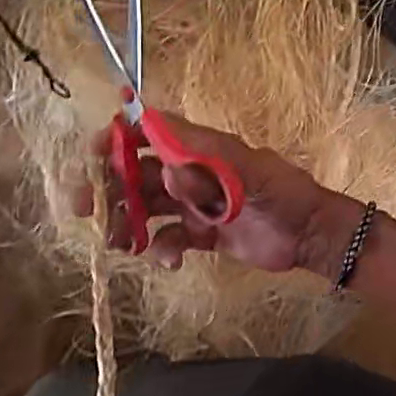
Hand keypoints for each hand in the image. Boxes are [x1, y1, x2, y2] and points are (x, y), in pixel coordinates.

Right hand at [76, 113, 363, 280]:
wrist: (310, 234)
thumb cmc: (282, 192)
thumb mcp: (249, 170)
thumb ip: (206, 163)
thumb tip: (162, 159)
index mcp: (198, 150)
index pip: (149, 134)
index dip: (118, 139)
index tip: (92, 154)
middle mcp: (191, 174)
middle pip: (137, 174)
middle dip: (109, 186)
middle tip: (85, 208)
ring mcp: (195, 205)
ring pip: (146, 209)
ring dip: (127, 223)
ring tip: (119, 242)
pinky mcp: (202, 235)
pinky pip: (169, 240)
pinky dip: (163, 250)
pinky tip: (171, 261)